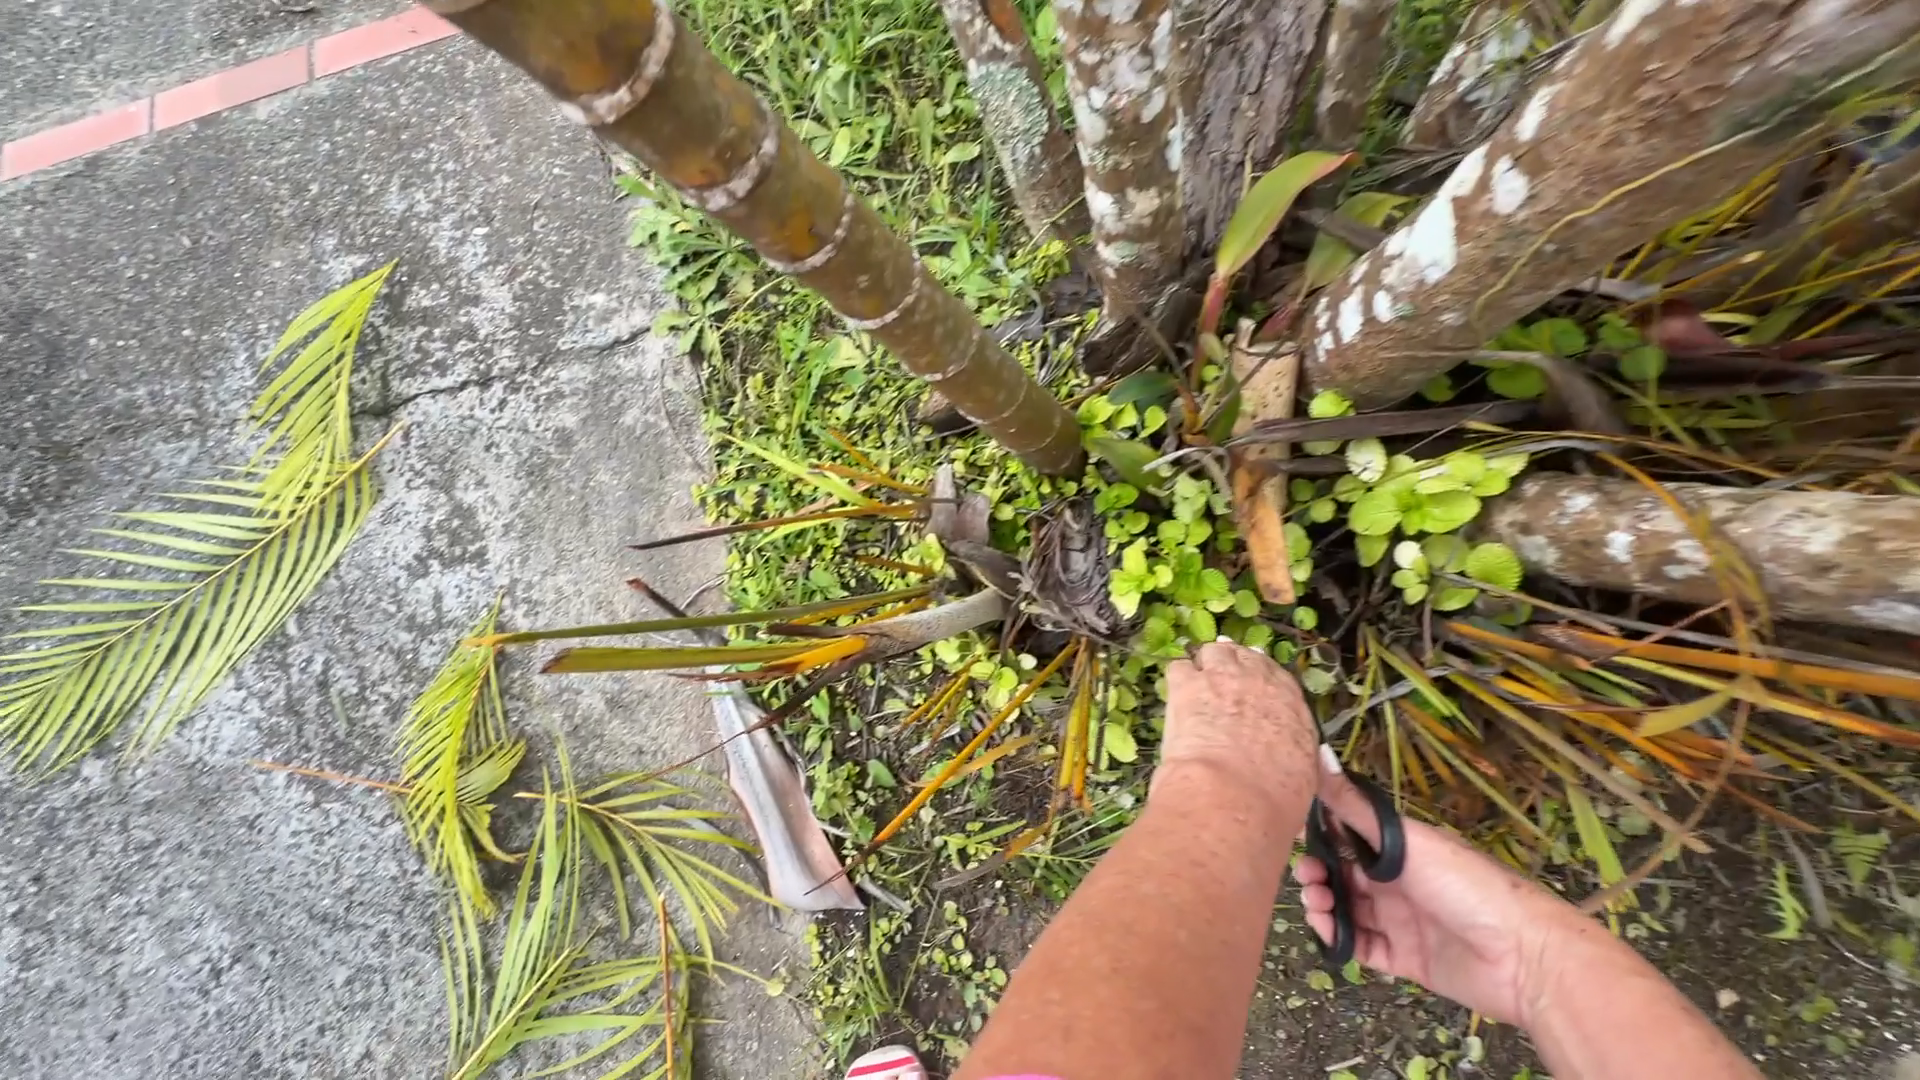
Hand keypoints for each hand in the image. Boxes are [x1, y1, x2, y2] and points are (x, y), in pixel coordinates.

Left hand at [1157, 640, 1317, 819]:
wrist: (1232, 794)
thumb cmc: (1273, 799)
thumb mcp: (1302, 779)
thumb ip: (1296, 759)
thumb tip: (1297, 769)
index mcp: (1292, 704)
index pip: (1276, 675)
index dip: (1260, 679)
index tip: (1250, 688)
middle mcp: (1259, 681)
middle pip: (1243, 656)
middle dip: (1232, 666)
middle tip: (1220, 682)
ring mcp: (1221, 677)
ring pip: (1212, 653)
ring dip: (1205, 666)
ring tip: (1197, 684)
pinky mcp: (1186, 684)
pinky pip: (1179, 667)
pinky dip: (1178, 679)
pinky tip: (1176, 696)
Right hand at [1292, 762, 1584, 1026]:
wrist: (1523, 957)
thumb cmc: (1464, 884)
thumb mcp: (1403, 839)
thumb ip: (1353, 804)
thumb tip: (1317, 750)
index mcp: (1396, 849)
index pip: (1345, 835)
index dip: (1317, 834)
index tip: (1292, 831)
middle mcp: (1394, 881)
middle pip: (1340, 872)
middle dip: (1315, 870)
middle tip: (1307, 876)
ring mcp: (1398, 920)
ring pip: (1344, 907)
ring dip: (1322, 902)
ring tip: (1316, 902)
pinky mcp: (1402, 957)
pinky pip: (1359, 945)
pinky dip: (1337, 936)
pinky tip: (1328, 928)